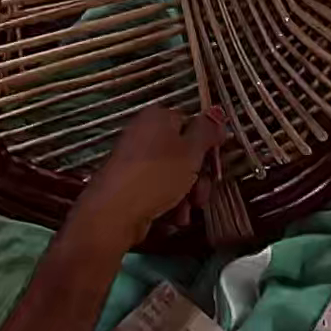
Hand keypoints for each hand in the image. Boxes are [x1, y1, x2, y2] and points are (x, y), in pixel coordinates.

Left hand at [71, 105, 225, 246]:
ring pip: (172, 174)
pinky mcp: (128, 185)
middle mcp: (143, 133)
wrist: (112, 214)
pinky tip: (172, 218)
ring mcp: (134, 160)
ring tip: (185, 212)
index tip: (215, 164)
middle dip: (198, 177)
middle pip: (183, 152)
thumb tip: (217, 112)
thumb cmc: (156, 176)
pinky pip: (156, 189)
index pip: (192, 124)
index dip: (207, 145)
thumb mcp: (191, 151)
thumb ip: (207, 131)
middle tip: (201, 195)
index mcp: (158, 117)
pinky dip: (167, 203)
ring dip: (186, 195)